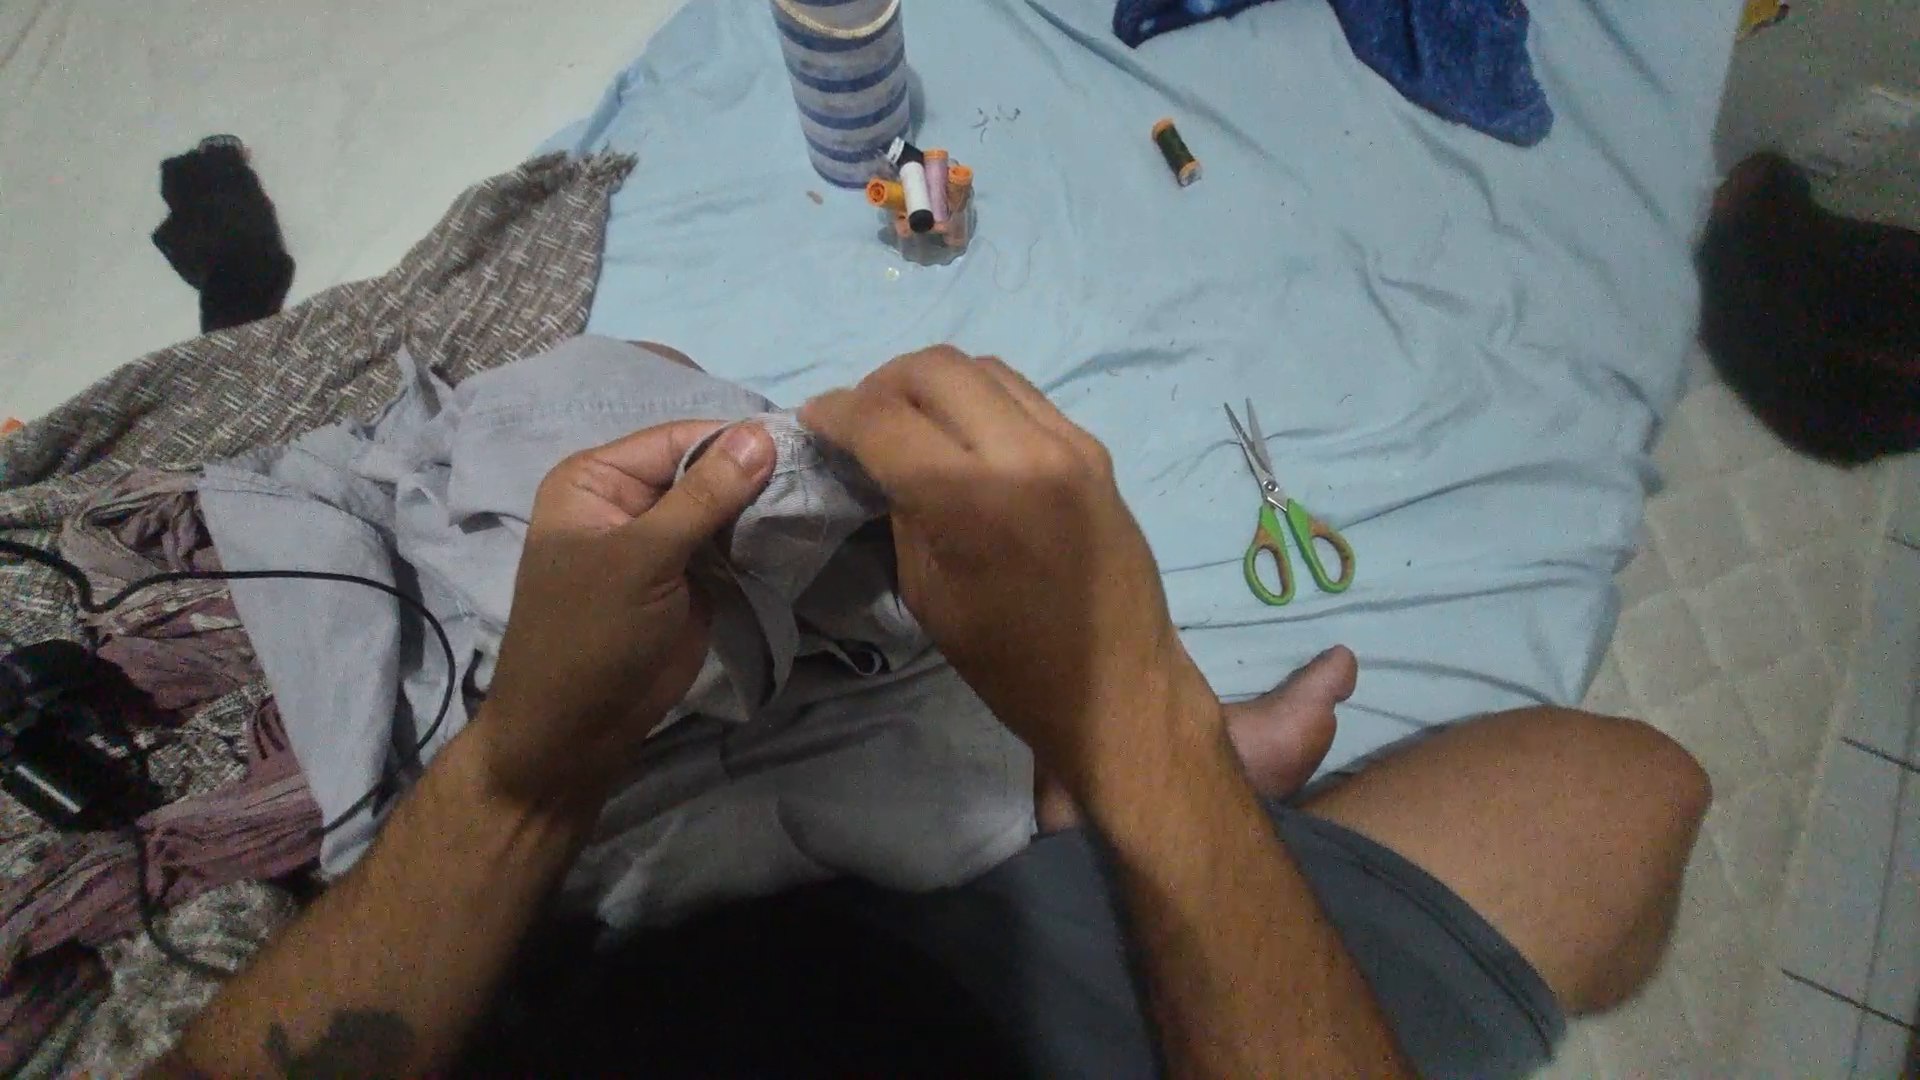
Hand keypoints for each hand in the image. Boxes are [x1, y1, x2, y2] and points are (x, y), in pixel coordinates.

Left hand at [480, 420, 775, 809]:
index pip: (678, 439)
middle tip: (815, 476)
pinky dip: (762, 539)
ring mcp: (667, 539)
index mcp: (600, 479)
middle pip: (706, 470)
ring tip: (813, 501)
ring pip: (726, 506)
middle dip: (755, 475)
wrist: (583, 725)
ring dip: (764, 507)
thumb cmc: (593, 632)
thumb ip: (703, 496)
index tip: (797, 445)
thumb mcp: (644, 557)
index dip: (735, 441)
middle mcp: (634, 500)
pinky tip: (796, 532)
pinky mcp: (696, 573)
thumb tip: (761, 435)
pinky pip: (735, 542)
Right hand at [800, 347, 1224, 802]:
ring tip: (910, 417)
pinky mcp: (1094, 449)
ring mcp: (1069, 443)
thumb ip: (902, 510)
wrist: (1115, 685)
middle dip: (881, 382)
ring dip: (932, 382)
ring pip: (983, 367)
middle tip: (861, 417)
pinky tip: (965, 432)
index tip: (815, 417)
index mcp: (972, 500)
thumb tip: (879, 458)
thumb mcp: (928, 593)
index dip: (835, 410)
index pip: (883, 419)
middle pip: (934, 368)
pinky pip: (1023, 395)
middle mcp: (1025, 451)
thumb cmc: (1009, 662)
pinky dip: (979, 398)